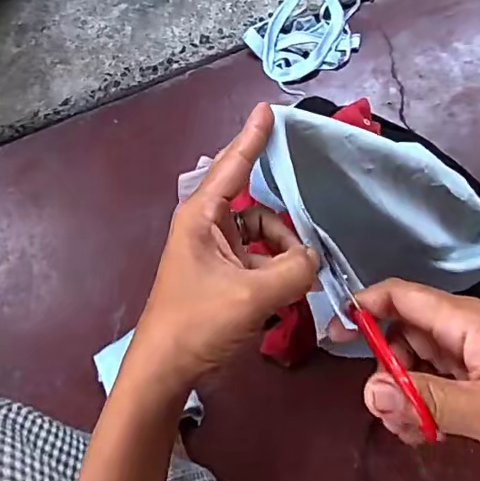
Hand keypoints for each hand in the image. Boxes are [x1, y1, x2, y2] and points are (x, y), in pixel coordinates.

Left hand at [128, 103, 318, 391]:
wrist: (164, 372)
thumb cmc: (197, 323)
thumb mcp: (252, 296)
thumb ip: (295, 271)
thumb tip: (315, 258)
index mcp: (202, 215)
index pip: (234, 165)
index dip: (253, 136)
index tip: (267, 109)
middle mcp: (209, 224)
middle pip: (257, 203)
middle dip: (283, 216)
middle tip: (306, 226)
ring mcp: (217, 249)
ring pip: (266, 234)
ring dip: (286, 253)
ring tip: (299, 282)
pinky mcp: (225, 272)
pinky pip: (262, 257)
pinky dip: (279, 270)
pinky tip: (292, 291)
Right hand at [340, 279, 479, 480]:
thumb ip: (428, 399)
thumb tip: (367, 389)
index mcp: (469, 322)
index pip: (403, 296)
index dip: (366, 307)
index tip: (335, 335)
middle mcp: (471, 333)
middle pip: (409, 330)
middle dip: (386, 363)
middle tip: (380, 407)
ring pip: (425, 362)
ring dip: (406, 390)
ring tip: (408, 430)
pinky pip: (445, 386)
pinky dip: (428, 406)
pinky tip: (426, 434)